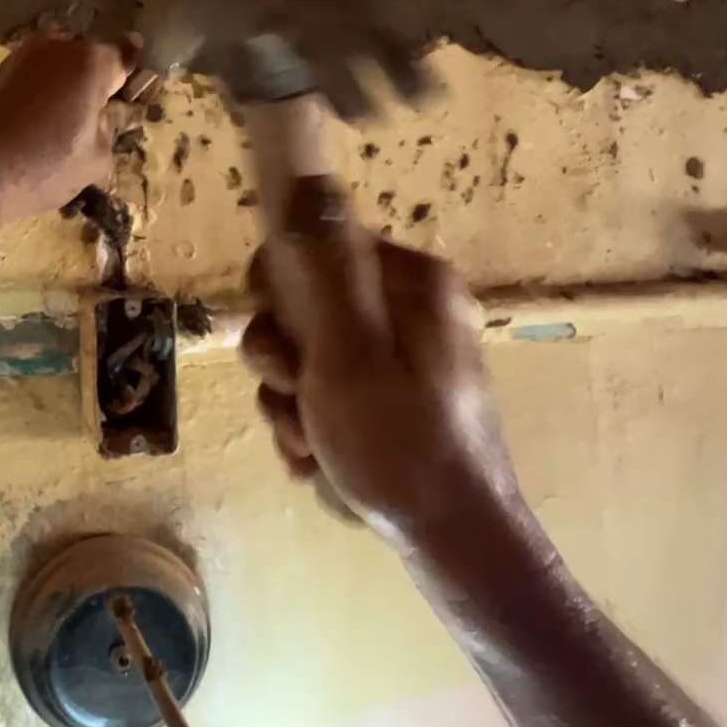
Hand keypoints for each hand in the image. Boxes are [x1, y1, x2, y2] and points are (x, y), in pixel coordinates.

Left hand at [0, 35, 136, 226]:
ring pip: (63, 66)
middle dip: (100, 83)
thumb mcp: (95, 157)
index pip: (129, 53)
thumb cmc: (41, 167)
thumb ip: (114, 126)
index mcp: (90, 59)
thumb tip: (121, 110)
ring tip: (66, 131)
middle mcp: (58, 44)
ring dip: (71, 89)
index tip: (132, 104)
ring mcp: (24, 55)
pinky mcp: (0, 72)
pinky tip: (39, 127)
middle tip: (99, 124)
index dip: (135, 79)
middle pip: (93, 57)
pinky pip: (38, 76)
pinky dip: (46, 94)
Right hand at [240, 178, 518, 543]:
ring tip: (313, 444)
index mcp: (409, 283)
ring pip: (299, 357)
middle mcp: (402, 309)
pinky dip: (307, 426)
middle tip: (295, 395)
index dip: (276, 288)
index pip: (313, 245)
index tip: (274, 334)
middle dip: (281, 361)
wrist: (451, 543)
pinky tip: (320, 459)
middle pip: (298, 305)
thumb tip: (309, 183)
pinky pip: (316, 393)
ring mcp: (391, 357)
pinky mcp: (382, 396)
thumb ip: (323, 272)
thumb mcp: (350, 355)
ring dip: (288, 403)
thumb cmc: (401, 445)